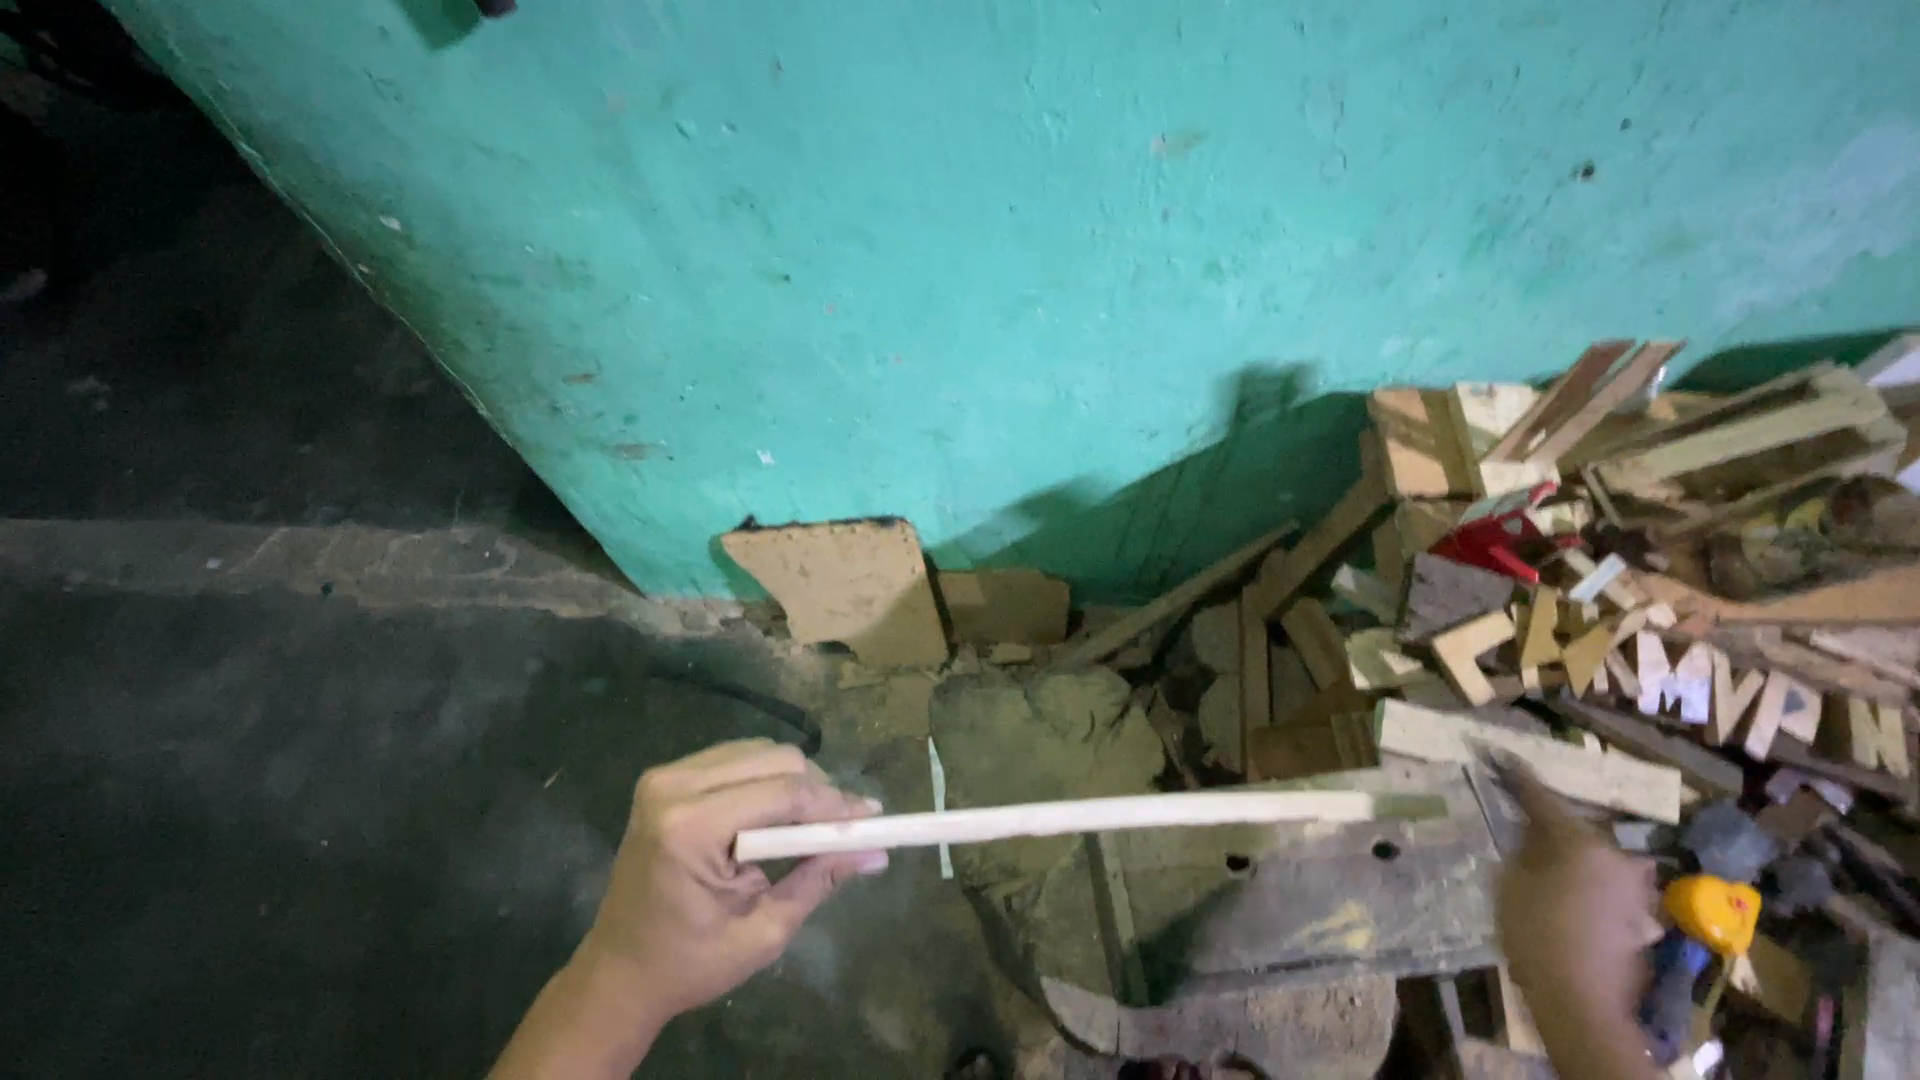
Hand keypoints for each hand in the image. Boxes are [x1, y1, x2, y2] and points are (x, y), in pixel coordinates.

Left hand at [579, 738, 888, 1019]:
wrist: (618, 972)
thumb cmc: (689, 963)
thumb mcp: (764, 932)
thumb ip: (819, 880)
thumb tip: (877, 852)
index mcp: (691, 828)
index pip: (783, 792)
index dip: (833, 803)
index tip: (873, 818)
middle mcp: (674, 787)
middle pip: (775, 759)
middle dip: (818, 789)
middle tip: (846, 825)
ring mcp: (666, 777)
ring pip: (759, 751)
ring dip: (794, 781)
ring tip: (816, 822)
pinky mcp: (666, 778)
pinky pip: (736, 758)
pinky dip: (767, 777)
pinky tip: (779, 811)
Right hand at [1495, 759, 1660, 1019]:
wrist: (1582, 1002)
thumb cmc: (1535, 934)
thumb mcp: (1510, 881)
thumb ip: (1523, 847)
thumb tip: (1530, 829)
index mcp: (1581, 841)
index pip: (1540, 796)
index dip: (1515, 774)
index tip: (1497, 753)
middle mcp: (1617, 856)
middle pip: (1573, 826)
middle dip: (1546, 820)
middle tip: (1516, 813)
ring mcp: (1634, 887)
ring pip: (1591, 855)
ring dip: (1565, 852)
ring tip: (1536, 855)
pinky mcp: (1641, 914)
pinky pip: (1602, 881)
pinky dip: (1580, 878)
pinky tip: (1558, 891)